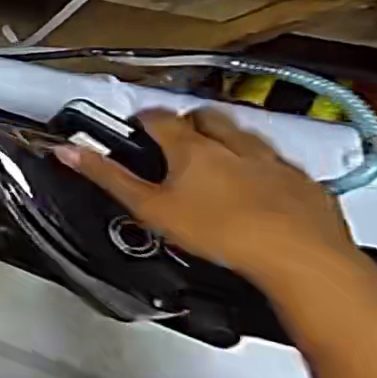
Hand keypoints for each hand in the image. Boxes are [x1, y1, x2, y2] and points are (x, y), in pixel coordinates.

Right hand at [54, 108, 362, 286]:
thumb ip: (106, 175)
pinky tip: (260, 184)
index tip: (135, 127)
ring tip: (216, 156)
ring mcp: (276, 164)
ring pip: (248, 134)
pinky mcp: (310, 186)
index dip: (143, 119)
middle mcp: (234, 146)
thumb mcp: (148, 206)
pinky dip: (265, 165)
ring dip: (228, 137)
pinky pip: (284, 163)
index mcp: (192, 148)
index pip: (159, 116)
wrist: (304, 262)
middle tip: (176, 137)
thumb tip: (66, 149)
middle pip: (208, 116)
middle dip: (190, 120)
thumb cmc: (220, 233)